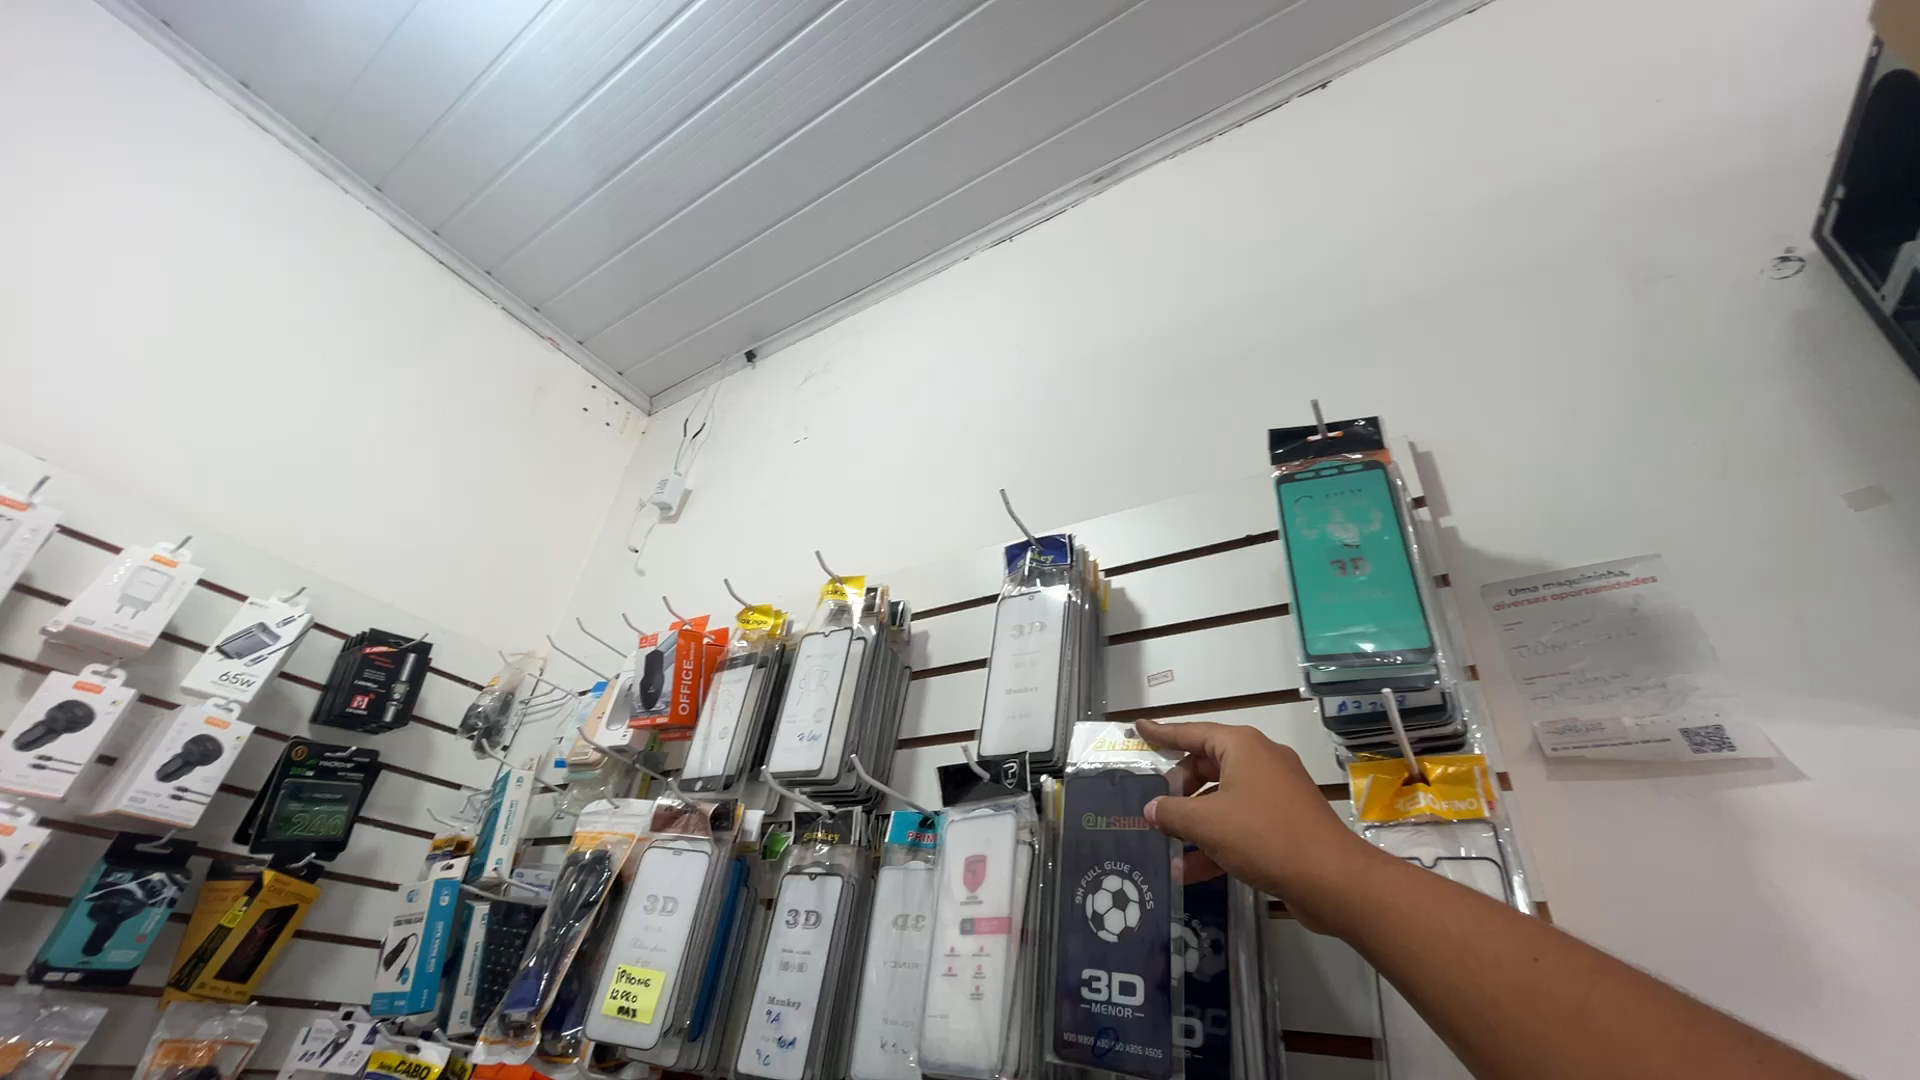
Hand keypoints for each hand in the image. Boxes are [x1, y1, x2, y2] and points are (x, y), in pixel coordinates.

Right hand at [1137, 718, 1385, 931]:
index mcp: (1242, 747)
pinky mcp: (1285, 822)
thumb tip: (1152, 808)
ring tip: (1168, 847)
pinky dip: (1217, 841)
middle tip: (1157, 809)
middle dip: (1178, 790)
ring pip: (1222, 799)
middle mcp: (1260, 761)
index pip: (1191, 732)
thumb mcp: (1207, 823)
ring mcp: (1276, 792)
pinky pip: (1240, 823)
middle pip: (1206, 767)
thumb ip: (1172, 812)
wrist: (1334, 881)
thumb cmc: (1264, 836)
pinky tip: (1191, 871)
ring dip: (1194, 824)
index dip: (1161, 733)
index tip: (1138, 727)